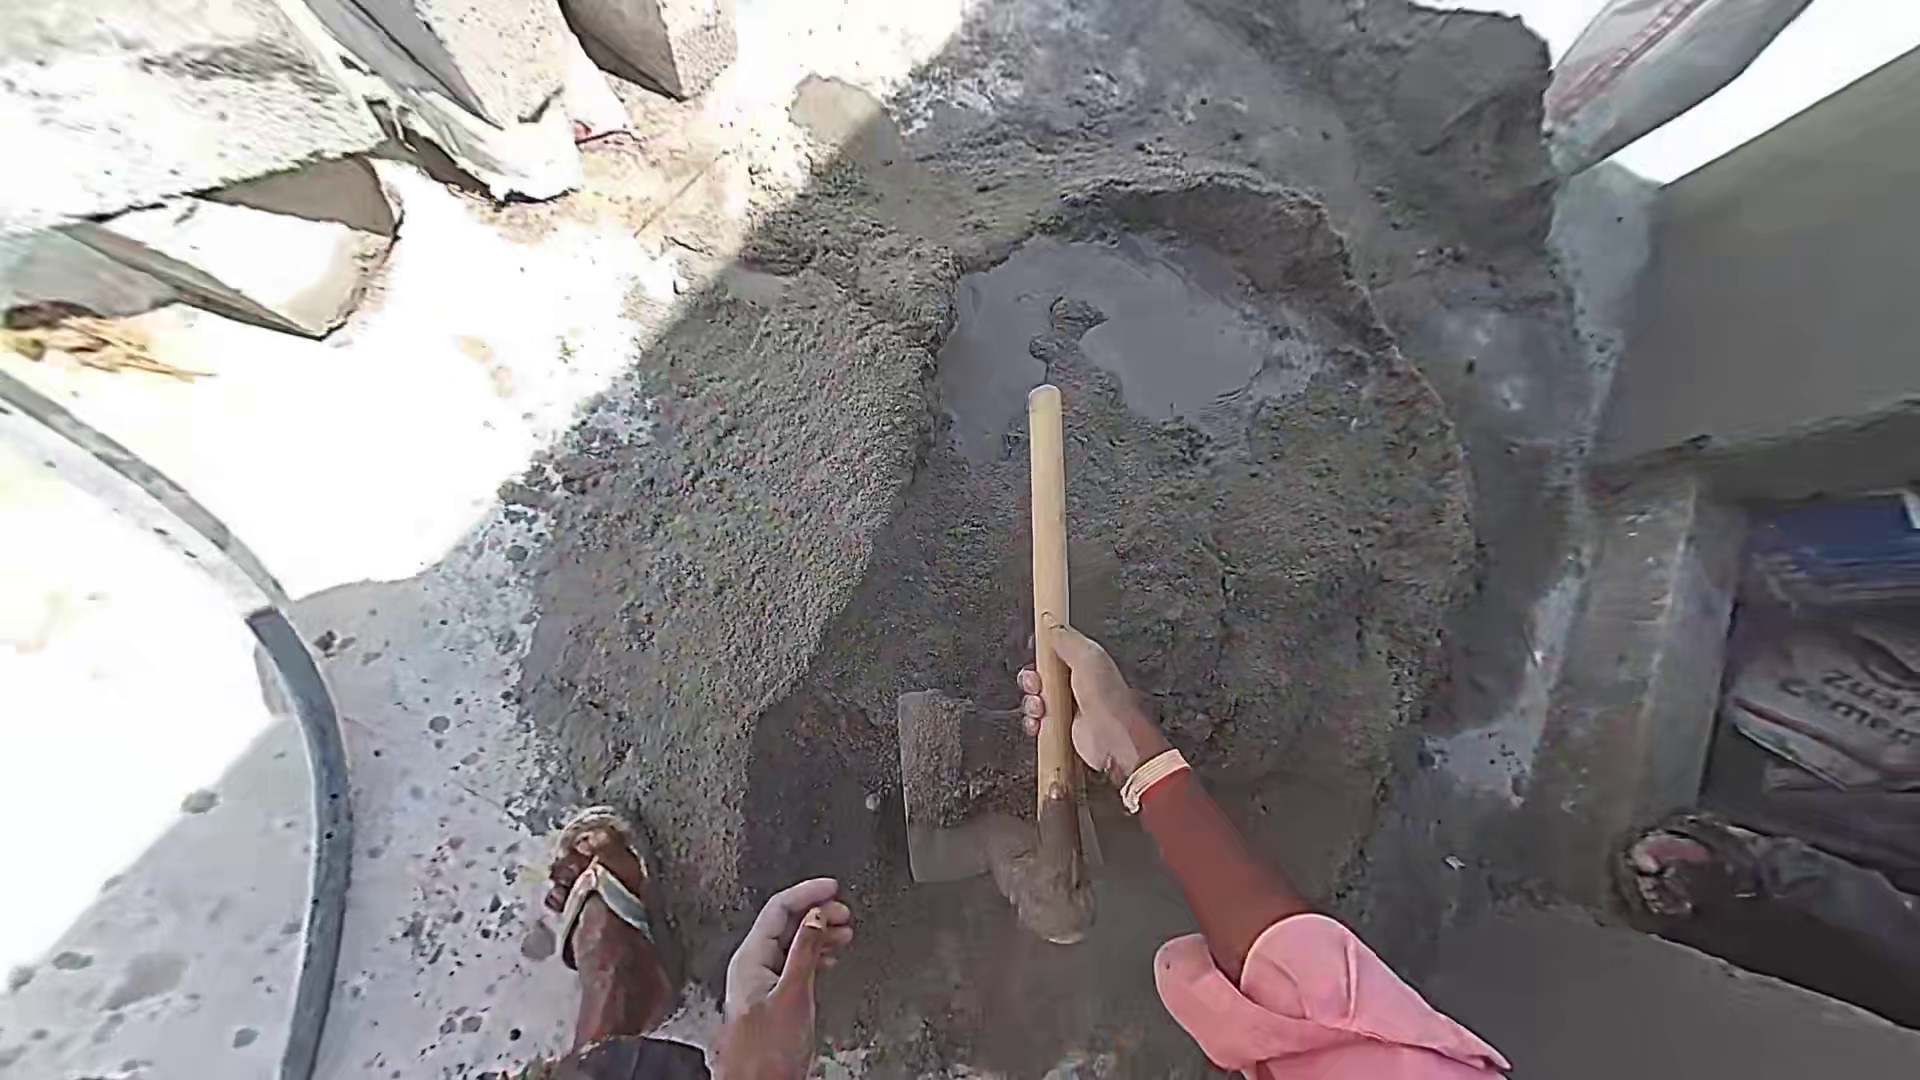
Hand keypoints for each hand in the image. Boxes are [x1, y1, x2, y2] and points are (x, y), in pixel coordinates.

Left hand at [716, 878, 853, 1079]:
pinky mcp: (772, 996)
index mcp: (751, 958)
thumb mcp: (793, 994)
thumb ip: (805, 950)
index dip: (807, 892)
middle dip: (817, 913)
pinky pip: (795, 961)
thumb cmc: (767, 1055)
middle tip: (844, 912)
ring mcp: (762, 981)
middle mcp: (753, 964)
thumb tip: (817, 914)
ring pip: (793, 941)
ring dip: (820, 933)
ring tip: (844, 933)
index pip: (779, 907)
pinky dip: (815, 953)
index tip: (832, 887)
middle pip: (786, 922)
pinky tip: (830, 957)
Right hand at [1019, 618, 1169, 783]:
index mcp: (1085, 662)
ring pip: (1036, 698)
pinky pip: (1037, 721)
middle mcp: (1076, 683)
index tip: (1037, 657)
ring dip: (1032, 702)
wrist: (1114, 742)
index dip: (1042, 654)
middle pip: (1040, 675)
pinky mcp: (1061, 729)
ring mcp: (1068, 707)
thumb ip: (1066, 639)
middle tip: (1037, 685)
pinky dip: (1033, 722)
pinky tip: (1039, 723)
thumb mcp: (1088, 658)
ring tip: (1041, 707)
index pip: (1054, 650)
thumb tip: (1049, 620)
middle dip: (1032, 679)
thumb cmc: (1109, 700)